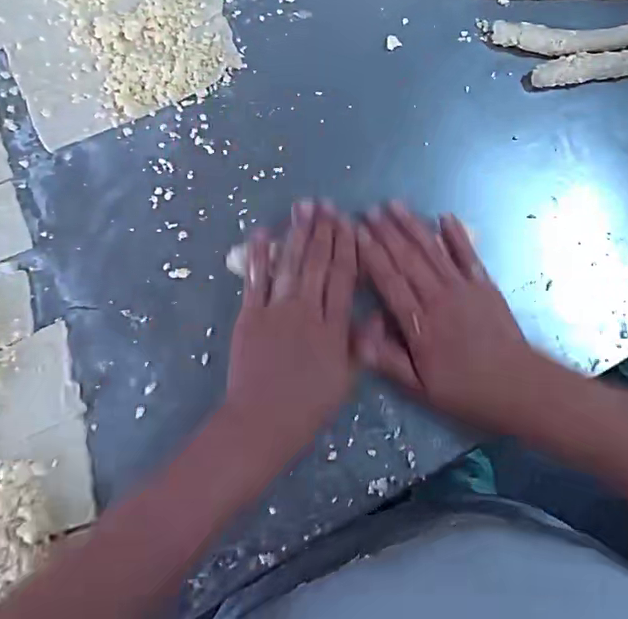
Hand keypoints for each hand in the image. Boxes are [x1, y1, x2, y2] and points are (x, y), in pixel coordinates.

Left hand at [221, 201, 357, 455]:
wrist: (262, 421)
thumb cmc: (307, 406)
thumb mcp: (345, 380)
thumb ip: (361, 344)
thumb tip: (378, 313)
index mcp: (333, 327)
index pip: (343, 278)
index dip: (347, 247)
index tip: (350, 223)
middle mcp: (306, 311)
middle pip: (318, 263)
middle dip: (323, 231)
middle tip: (326, 205)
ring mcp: (276, 310)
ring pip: (291, 264)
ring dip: (297, 233)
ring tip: (303, 208)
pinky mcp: (250, 314)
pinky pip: (255, 279)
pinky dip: (260, 254)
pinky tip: (264, 232)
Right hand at [353, 202, 553, 431]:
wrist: (520, 387)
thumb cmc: (466, 391)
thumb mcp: (421, 388)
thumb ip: (388, 360)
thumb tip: (357, 335)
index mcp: (419, 323)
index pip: (389, 281)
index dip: (371, 256)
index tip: (356, 232)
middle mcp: (438, 297)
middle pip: (407, 259)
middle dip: (386, 233)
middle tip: (369, 210)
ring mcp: (462, 287)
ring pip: (432, 250)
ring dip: (412, 226)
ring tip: (395, 204)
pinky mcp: (483, 285)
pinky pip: (467, 255)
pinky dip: (456, 234)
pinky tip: (444, 216)